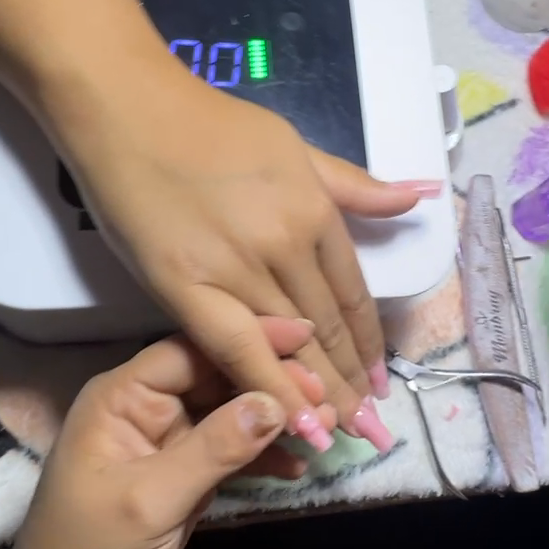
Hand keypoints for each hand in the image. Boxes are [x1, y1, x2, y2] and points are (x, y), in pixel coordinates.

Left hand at [0, 318, 317, 548]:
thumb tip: (276, 402)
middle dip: (271, 384)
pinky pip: (234, 452)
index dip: (246, 339)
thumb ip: (213, 448)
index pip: (192, 351)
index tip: (303, 336)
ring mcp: (170, 442)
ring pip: (232, 414)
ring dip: (277, 421)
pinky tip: (300, 464)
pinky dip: (265, 457)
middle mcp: (148, 408)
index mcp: (123, 396)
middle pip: (218, 378)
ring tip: (325, 427)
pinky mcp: (188, 475)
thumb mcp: (150, 500)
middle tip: (325, 392)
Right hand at [62, 69, 436, 452]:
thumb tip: (419, 195)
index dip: (370, 345)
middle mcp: (286, 247)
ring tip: (345, 436)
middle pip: (329, 329)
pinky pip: (238, 349)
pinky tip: (297, 423)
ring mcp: (237, 271)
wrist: (129, 111)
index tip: (380, 381)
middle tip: (373, 430)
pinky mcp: (185, 290)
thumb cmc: (211, 126)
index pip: (353, 296)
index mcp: (314, 212)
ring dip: (323, 395)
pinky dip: (272, 389)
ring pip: (293, 346)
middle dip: (354, 383)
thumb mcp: (296, 147)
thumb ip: (355, 184)